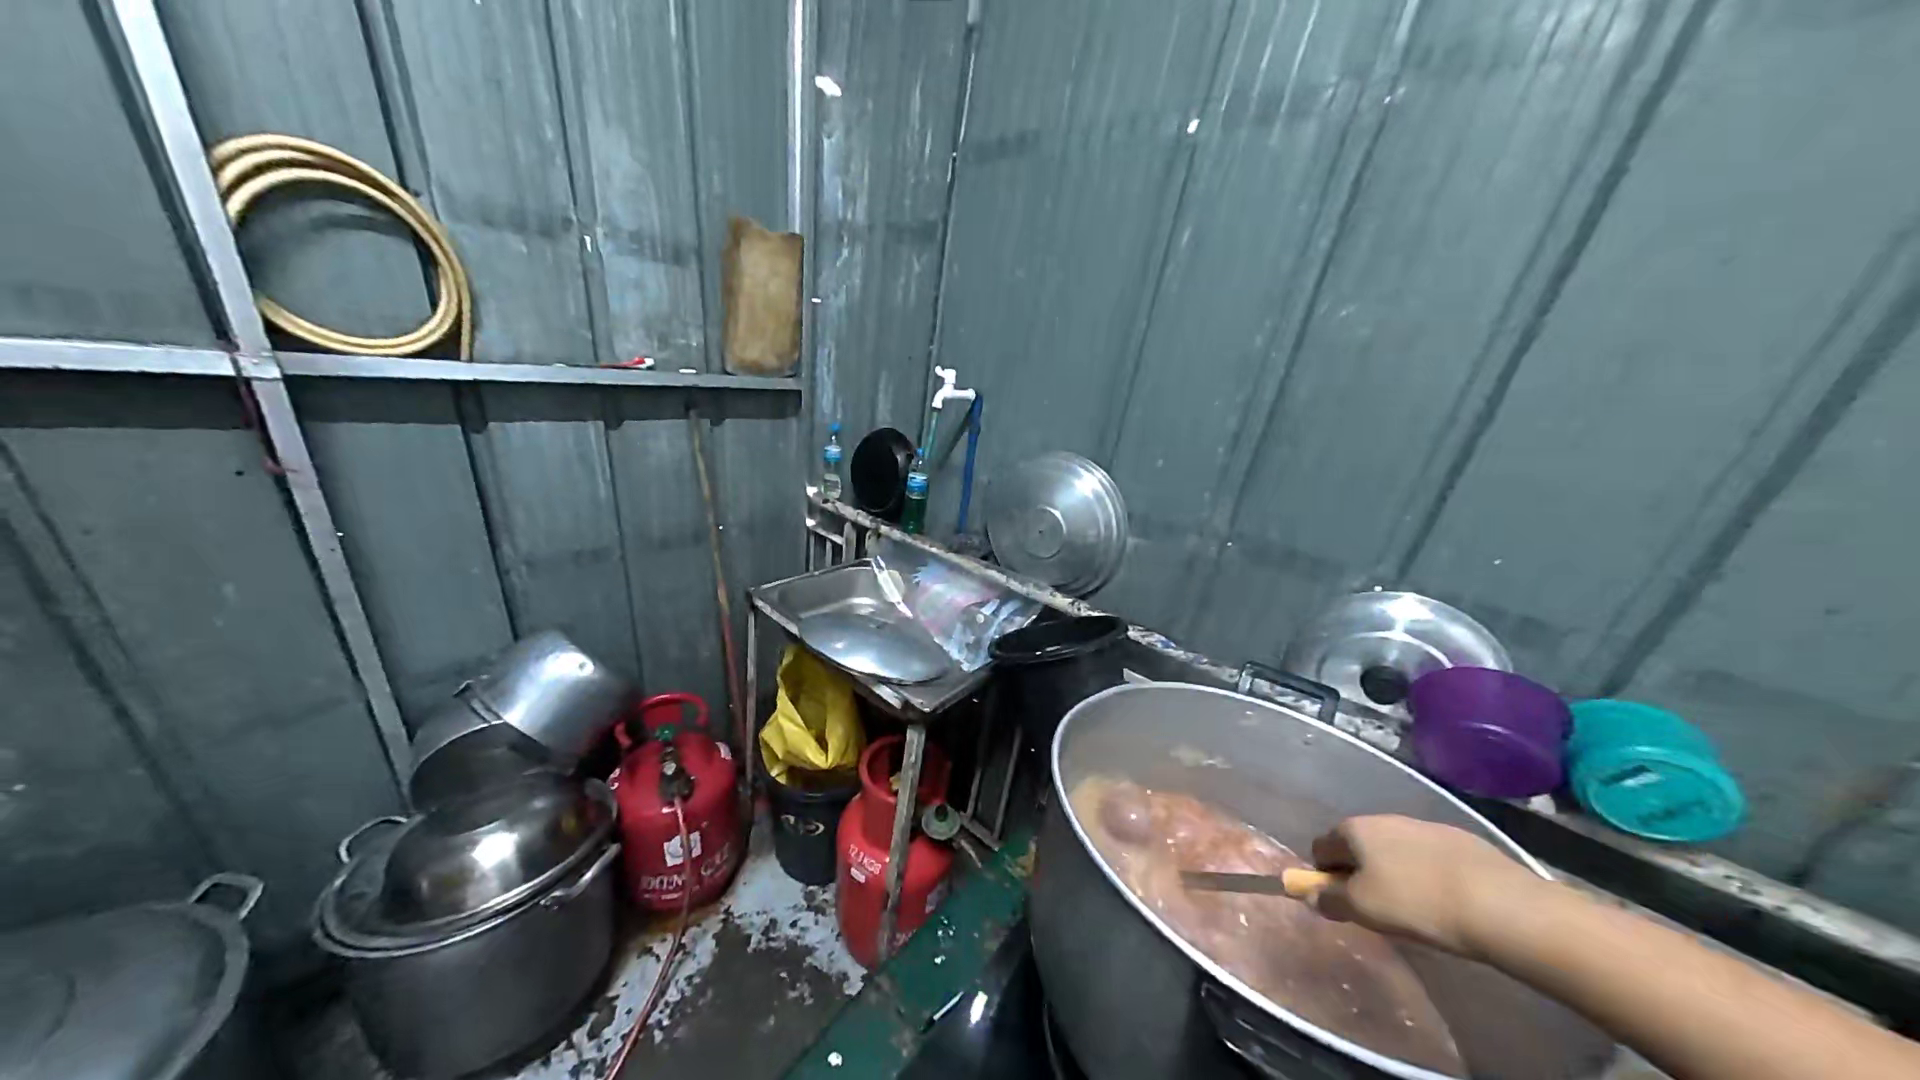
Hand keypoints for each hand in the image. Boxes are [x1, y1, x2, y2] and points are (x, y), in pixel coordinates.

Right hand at [1308, 814, 1545, 957]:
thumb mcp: (1363, 909)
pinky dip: (1426, 873)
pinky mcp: (1459, 838)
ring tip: (1417, 907)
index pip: (1321, 847)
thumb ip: (1329, 899)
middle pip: (1358, 845)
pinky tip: (1446, 899)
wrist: (1500, 905)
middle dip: (1360, 872)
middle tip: (1379, 907)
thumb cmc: (1416, 904)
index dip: (1325, 875)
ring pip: (1394, 849)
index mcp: (1354, 829)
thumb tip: (1310, 894)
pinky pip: (1427, 855)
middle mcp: (1383, 818)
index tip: (1343, 902)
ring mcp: (1422, 825)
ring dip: (1394, 871)